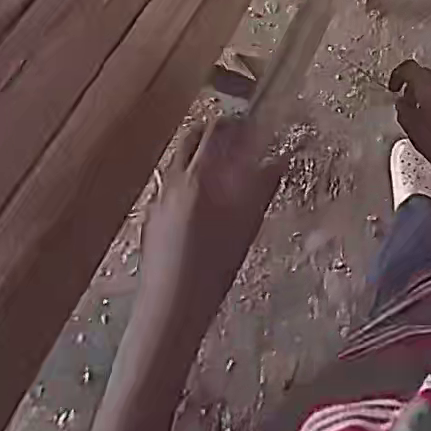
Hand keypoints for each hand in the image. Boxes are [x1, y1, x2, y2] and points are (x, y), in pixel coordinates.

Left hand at [136, 117, 281, 323]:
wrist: (170, 307)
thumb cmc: (213, 268)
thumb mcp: (246, 226)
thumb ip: (262, 188)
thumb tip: (279, 162)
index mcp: (197, 177)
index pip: (215, 131)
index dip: (235, 124)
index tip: (251, 127)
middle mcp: (173, 179)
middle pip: (191, 138)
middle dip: (215, 133)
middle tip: (238, 142)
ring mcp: (158, 196)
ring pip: (179, 159)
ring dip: (201, 154)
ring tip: (225, 171)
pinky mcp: (151, 215)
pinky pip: (171, 181)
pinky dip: (189, 177)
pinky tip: (205, 201)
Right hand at [387, 60, 430, 192]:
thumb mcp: (416, 133)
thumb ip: (404, 112)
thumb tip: (401, 102)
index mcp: (430, 88)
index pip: (409, 68)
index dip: (397, 76)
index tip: (393, 87)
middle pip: (424, 74)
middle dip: (412, 85)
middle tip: (404, 102)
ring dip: (426, 94)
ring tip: (420, 115)